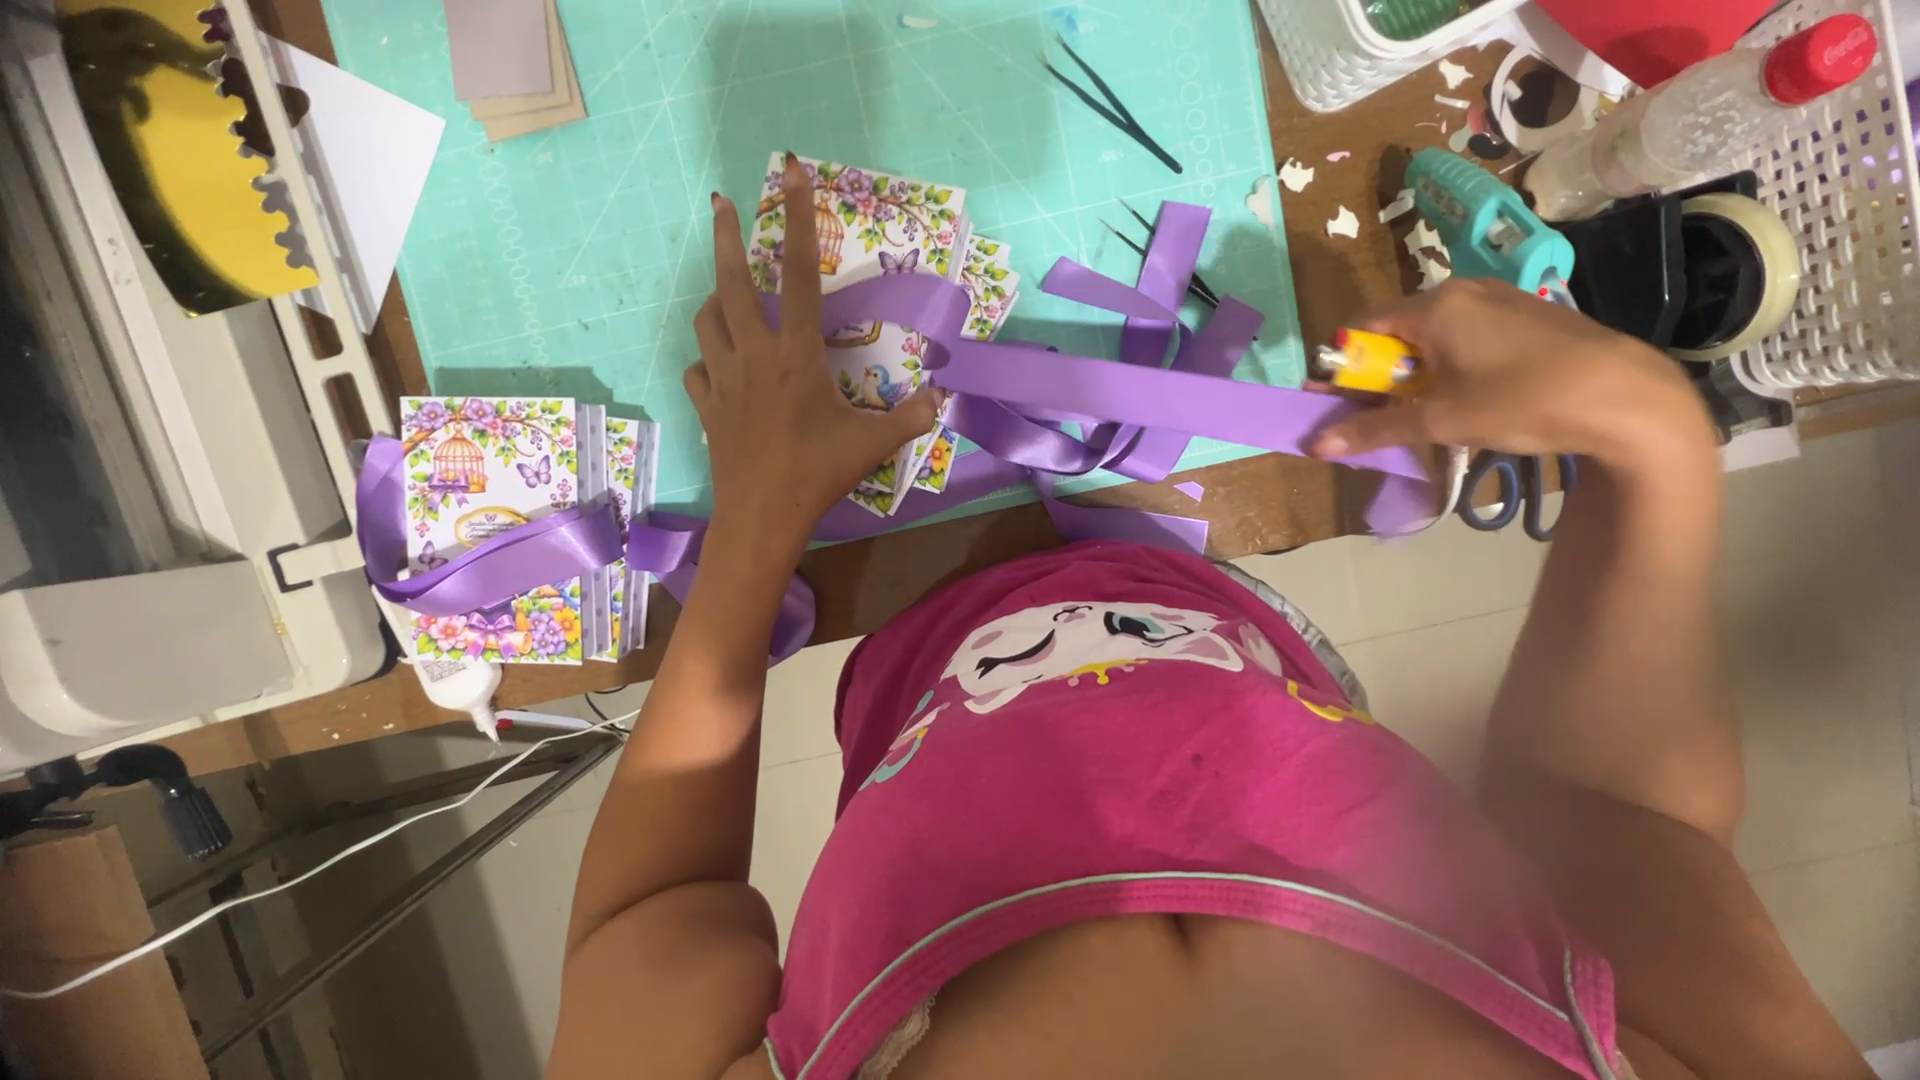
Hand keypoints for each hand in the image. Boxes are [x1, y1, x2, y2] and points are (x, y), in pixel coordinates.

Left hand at [687, 153, 939, 554]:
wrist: (762, 518)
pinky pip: (698, 369)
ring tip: (727, 293)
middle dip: (727, 237)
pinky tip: (720, 366)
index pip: (800, 275)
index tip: (789, 173)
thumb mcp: (872, 444)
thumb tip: (943, 399)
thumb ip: (911, 418)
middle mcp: (754, 355)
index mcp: (795, 354)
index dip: (798, 220)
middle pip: (732, 282)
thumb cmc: (817, 474)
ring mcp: (723, 380)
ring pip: (707, 320)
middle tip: (723, 203)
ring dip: (716, 299)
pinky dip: (707, 358)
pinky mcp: (706, 406)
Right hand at [1308, 279, 1714, 471]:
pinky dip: (1446, 365)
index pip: (1360, 327)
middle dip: (1375, 373)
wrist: (1631, 399)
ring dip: (1411, 373)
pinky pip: (1463, 335)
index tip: (1334, 400)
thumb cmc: (1525, 401)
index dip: (1340, 365)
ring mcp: (1498, 300)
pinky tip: (1462, 396)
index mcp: (1434, 307)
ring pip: (1430, 335)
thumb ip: (1375, 429)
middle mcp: (1462, 291)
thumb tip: (1316, 445)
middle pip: (1394, 330)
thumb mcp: (1442, 421)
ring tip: (1420, 412)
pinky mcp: (1525, 316)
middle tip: (1375, 414)